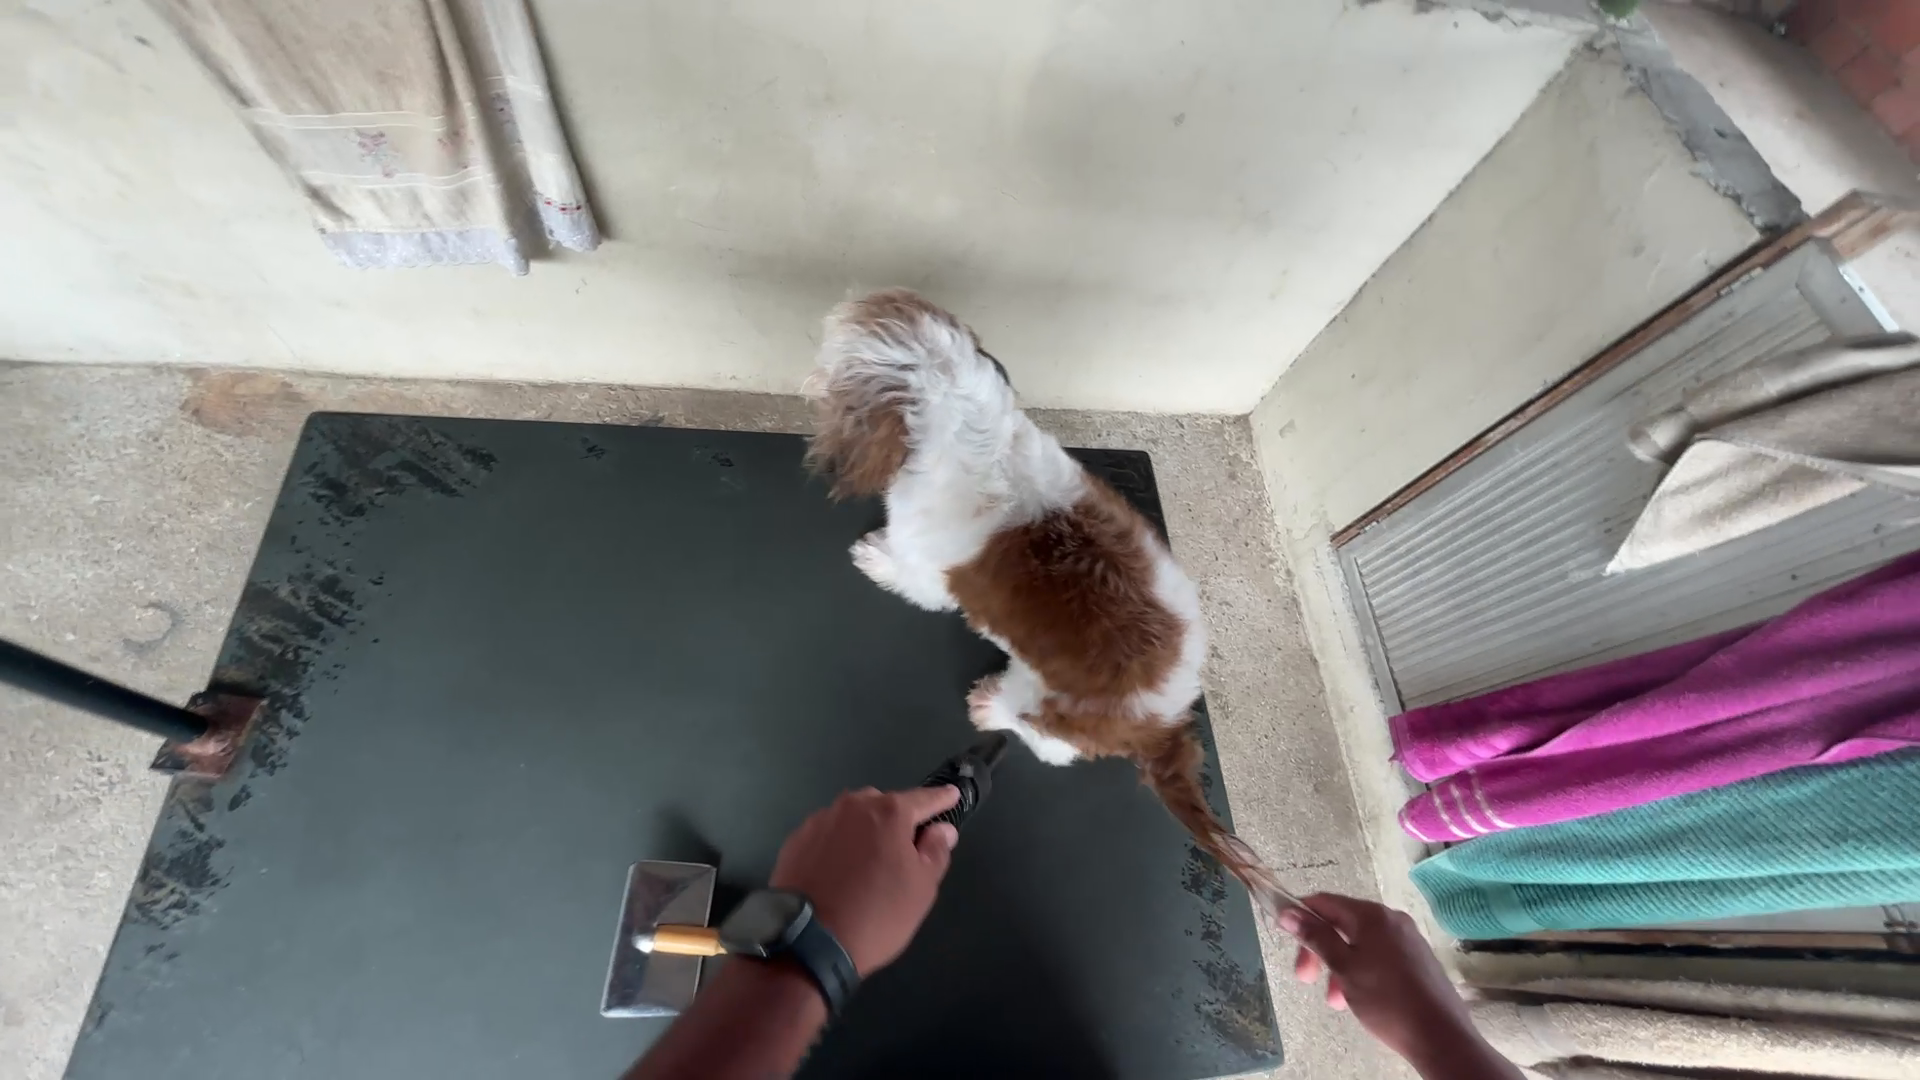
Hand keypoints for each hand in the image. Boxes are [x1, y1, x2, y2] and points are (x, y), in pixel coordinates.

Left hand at [768, 786, 960, 975]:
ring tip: (866, 862)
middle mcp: (854, 805)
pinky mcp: (796, 839)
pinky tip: (837, 871)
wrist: (805, 943)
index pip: (924, 799)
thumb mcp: (921, 889)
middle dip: (896, 820)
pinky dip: (837, 845)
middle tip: (902, 849)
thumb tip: (941, 829)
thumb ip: (936, 851)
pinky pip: (827, 834)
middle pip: (884, 805)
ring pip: (853, 817)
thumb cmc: (875, 914)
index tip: (952, 794)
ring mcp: (821, 819)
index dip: (940, 799)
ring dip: (864, 831)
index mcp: (890, 812)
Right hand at [1280, 894, 1475, 1064]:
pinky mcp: (1419, 961)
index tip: (1285, 937)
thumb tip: (1287, 912)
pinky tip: (1359, 998)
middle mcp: (1391, 919)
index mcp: (1372, 915)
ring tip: (1335, 1000)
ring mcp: (1408, 940)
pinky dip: (1362, 970)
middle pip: (1342, 924)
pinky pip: (1379, 956)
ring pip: (1360, 944)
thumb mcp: (1344, 968)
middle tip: (1305, 978)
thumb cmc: (1388, 1000)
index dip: (1300, 915)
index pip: (1324, 902)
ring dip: (1340, 966)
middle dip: (1320, 949)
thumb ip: (1315, 936)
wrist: (1444, 1041)